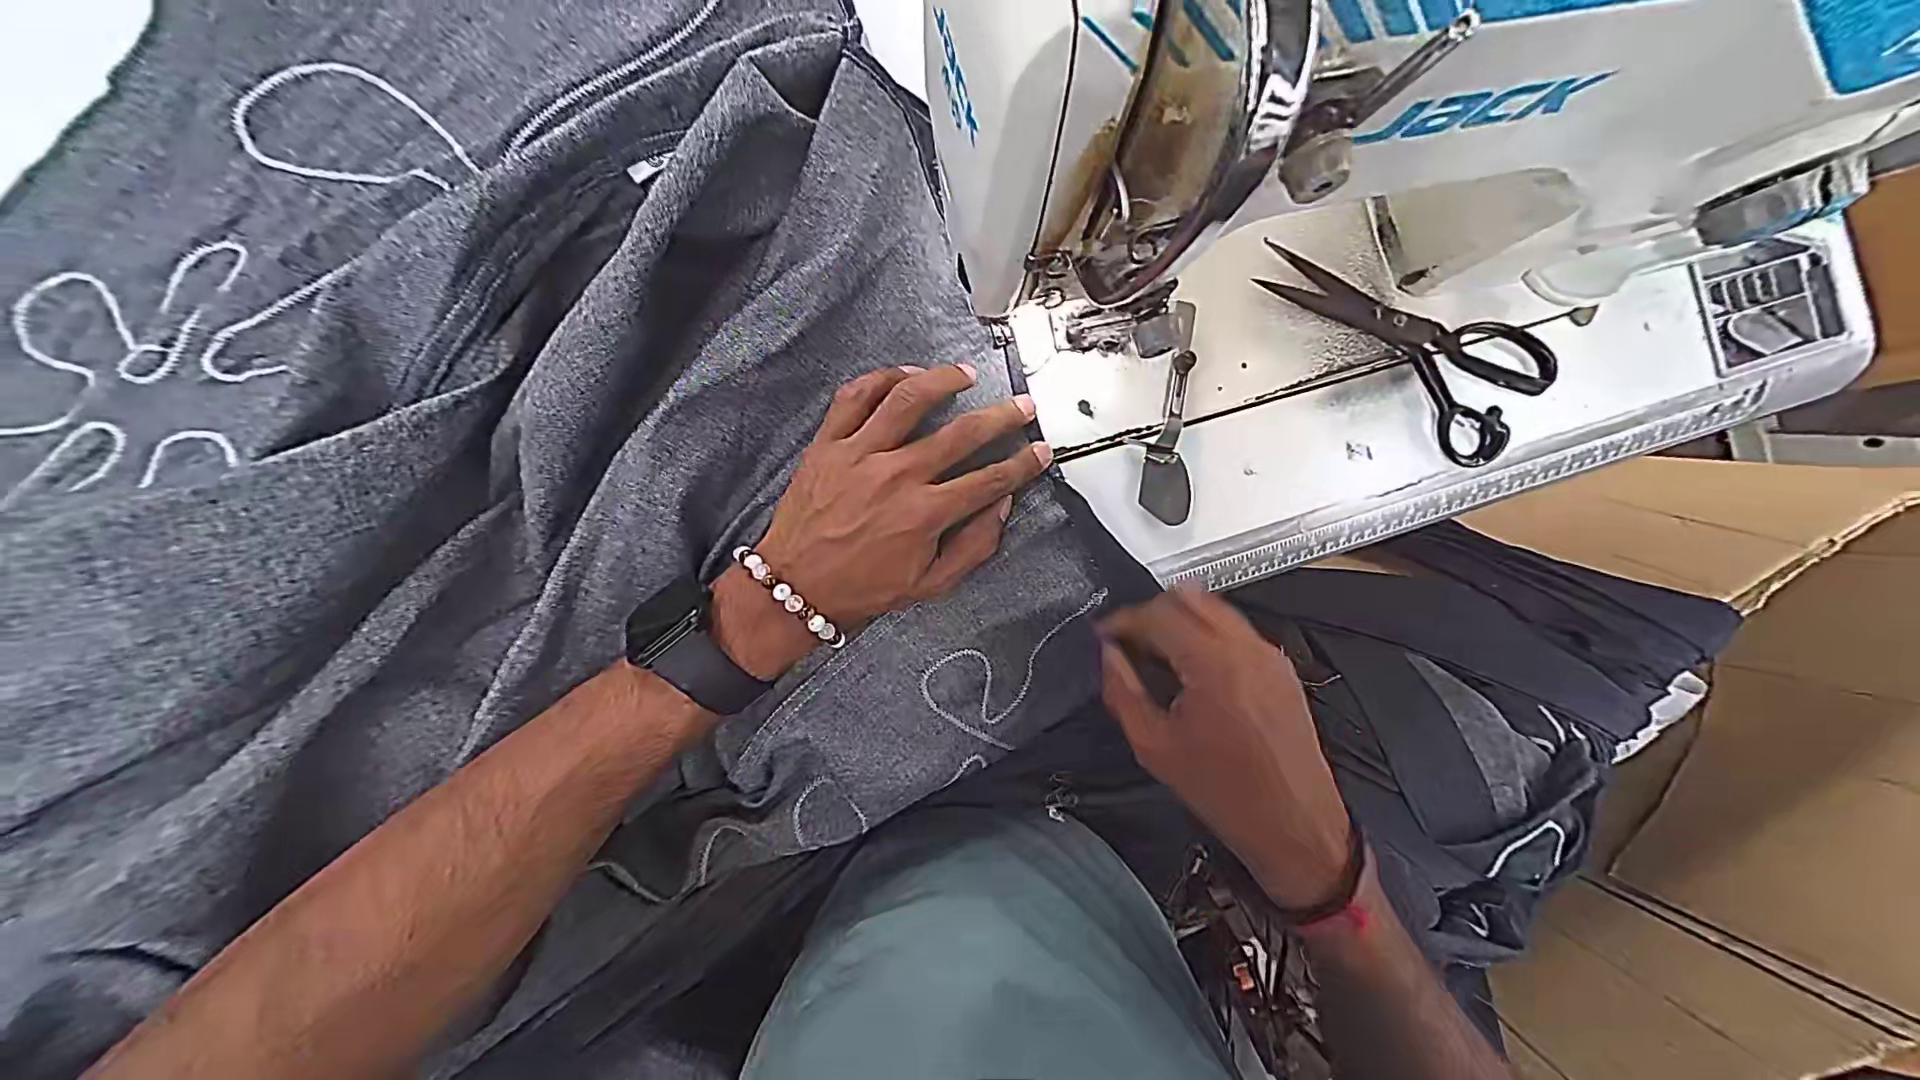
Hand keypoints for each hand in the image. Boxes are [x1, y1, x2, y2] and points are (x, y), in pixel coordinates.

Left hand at [709, 363, 1051, 678]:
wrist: (797, 586)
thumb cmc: (860, 587)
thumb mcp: (929, 585)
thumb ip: (973, 547)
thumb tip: (1000, 508)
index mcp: (924, 514)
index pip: (989, 478)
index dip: (1023, 464)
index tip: (1038, 452)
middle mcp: (896, 477)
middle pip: (962, 433)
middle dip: (1002, 417)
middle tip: (1020, 407)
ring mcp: (860, 455)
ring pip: (909, 400)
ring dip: (944, 381)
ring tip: (965, 375)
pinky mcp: (829, 445)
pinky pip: (856, 397)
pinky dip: (883, 379)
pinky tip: (904, 376)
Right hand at [1099, 588, 1352, 909]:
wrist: (1295, 825)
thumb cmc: (1231, 795)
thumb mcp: (1154, 746)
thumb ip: (1123, 691)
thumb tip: (1110, 658)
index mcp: (1214, 665)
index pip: (1158, 614)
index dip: (1122, 620)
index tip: (1106, 634)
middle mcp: (1247, 651)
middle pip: (1187, 597)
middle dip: (1150, 613)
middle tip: (1129, 639)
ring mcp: (1269, 657)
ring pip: (1213, 607)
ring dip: (1179, 619)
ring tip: (1157, 653)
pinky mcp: (1281, 669)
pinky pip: (1236, 630)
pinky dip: (1206, 634)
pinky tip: (1190, 667)